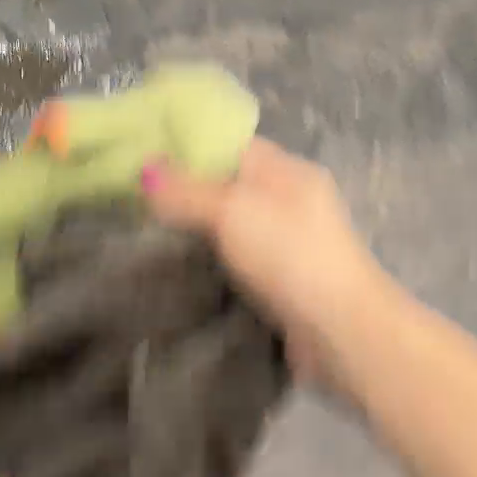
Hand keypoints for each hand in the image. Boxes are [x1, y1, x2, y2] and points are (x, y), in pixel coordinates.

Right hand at [140, 138, 388, 386]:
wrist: (345, 335)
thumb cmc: (291, 255)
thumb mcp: (229, 210)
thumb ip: (182, 188)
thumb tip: (142, 170)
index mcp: (285, 171)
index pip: (226, 141)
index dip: (183, 141)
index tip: (139, 149)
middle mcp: (286, 198)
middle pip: (220, 179)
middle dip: (179, 184)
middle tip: (131, 186)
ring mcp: (283, 239)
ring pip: (222, 217)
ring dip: (189, 221)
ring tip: (141, 218)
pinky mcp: (276, 274)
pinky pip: (228, 249)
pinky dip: (203, 250)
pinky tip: (172, 253)